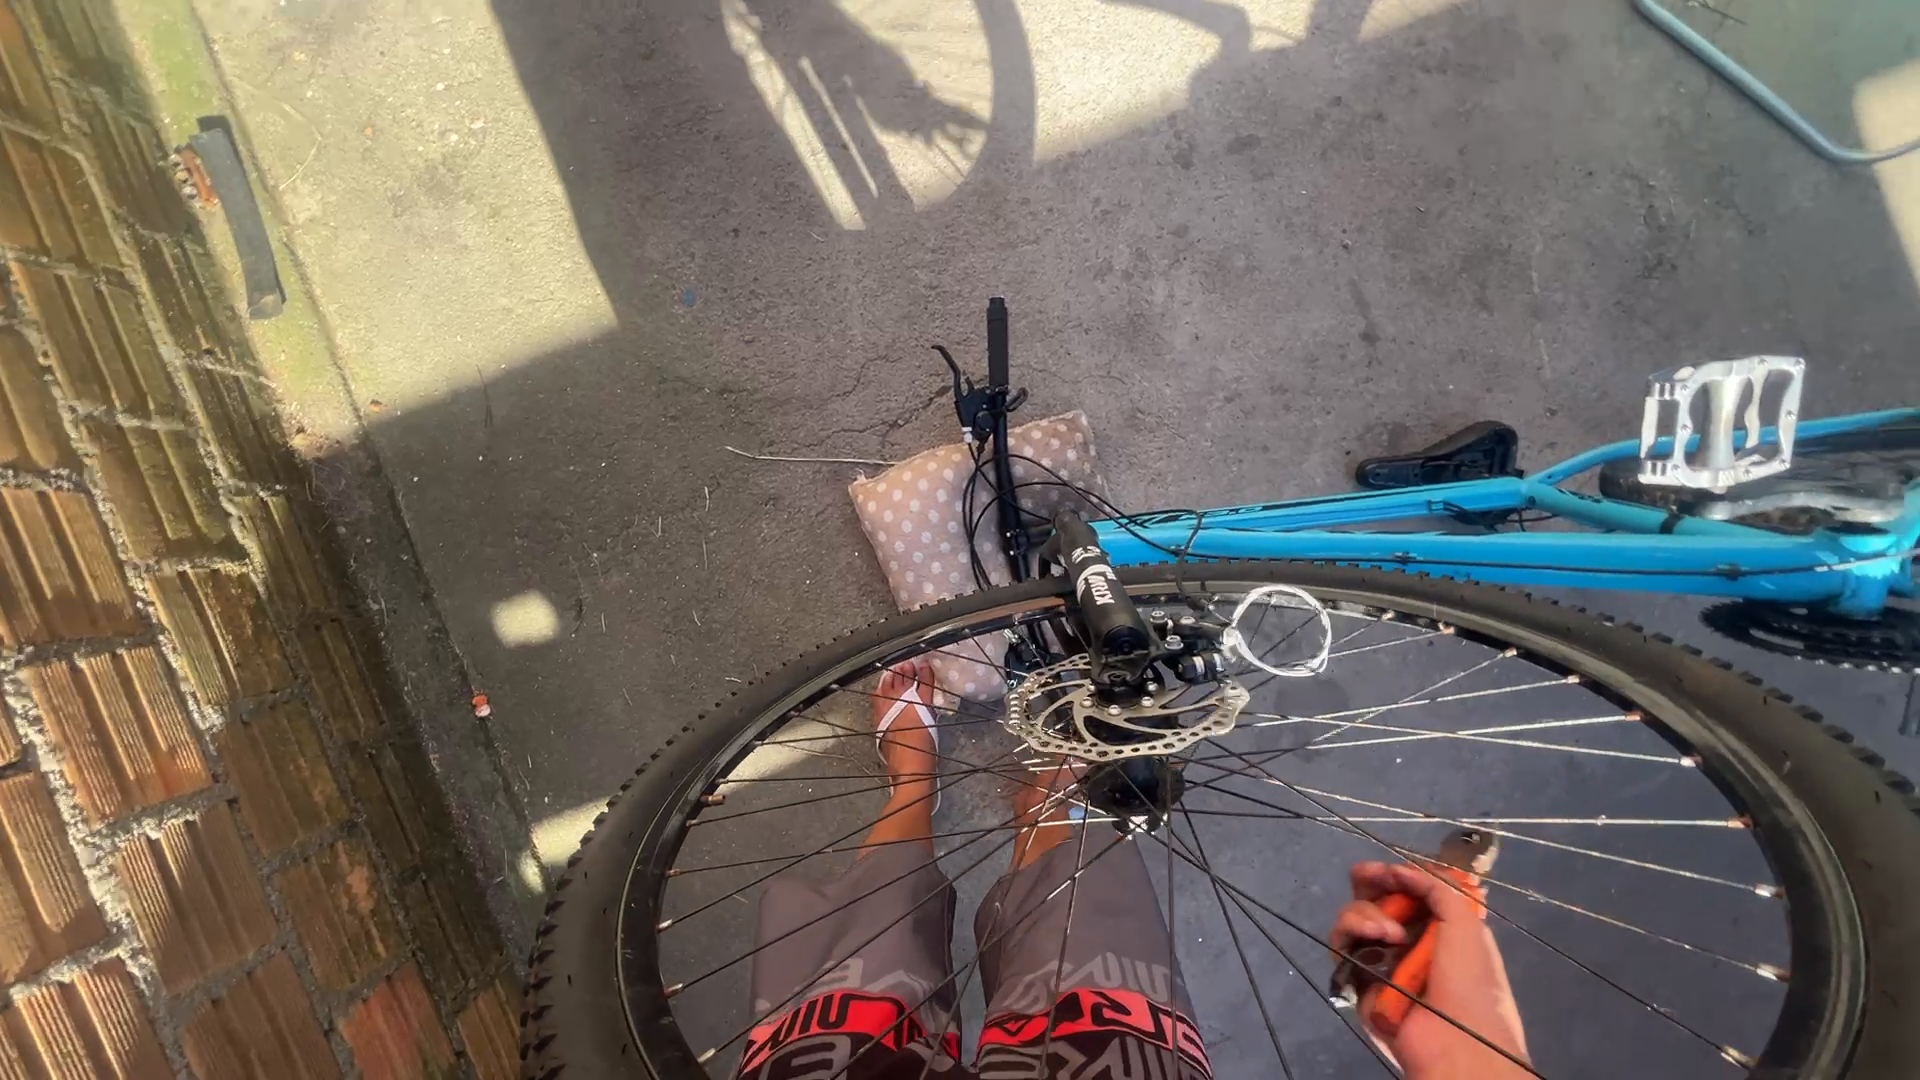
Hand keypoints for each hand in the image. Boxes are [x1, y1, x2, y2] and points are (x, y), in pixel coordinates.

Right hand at [1331, 861, 1530, 1079]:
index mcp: (1436, 929)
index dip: (1397, 873)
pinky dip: (1352, 930)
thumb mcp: (1468, 927)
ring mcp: (1378, 956)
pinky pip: (1341, 939)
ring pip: (1354, 912)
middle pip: (1372, 894)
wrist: (1456, 1044)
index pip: (1406, 889)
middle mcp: (1405, 938)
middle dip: (1370, 880)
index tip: (1394, 867)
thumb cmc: (1473, 986)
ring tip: (1388, 932)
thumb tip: (1400, 868)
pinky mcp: (1355, 973)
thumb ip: (1436, 887)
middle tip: (1371, 876)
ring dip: (1366, 912)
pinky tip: (1374, 938)